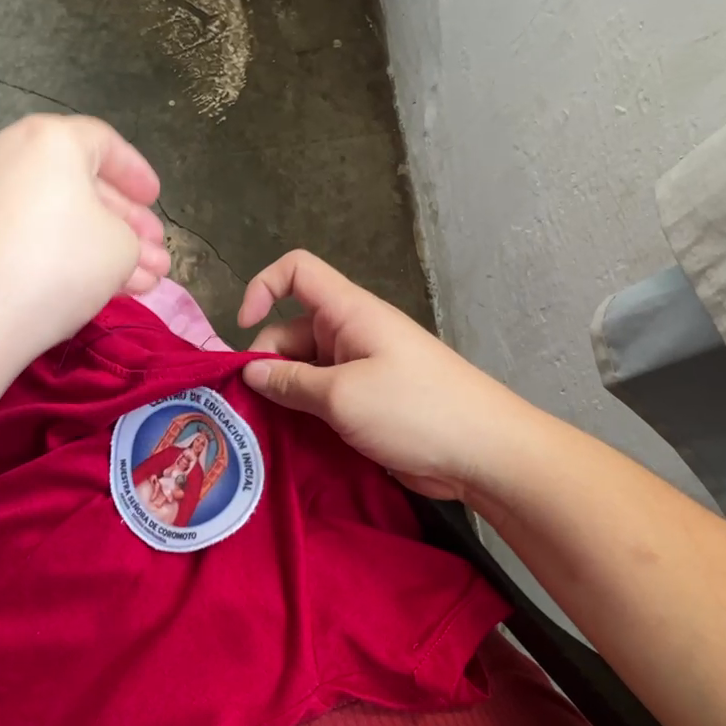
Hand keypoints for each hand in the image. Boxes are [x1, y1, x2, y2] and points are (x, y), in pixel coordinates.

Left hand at [0, 115, 168, 358]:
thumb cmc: (61, 262)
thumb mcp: (121, 247)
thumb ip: (130, 240)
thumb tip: (121, 249)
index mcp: (50, 140)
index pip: (104, 143)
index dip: (137, 173)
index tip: (155, 200)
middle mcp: (14, 158)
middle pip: (83, 185)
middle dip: (127, 224)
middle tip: (156, 252)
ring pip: (64, 218)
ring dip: (108, 248)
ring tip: (145, 283)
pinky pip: (38, 237)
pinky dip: (73, 257)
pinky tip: (107, 289)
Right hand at [238, 250, 527, 499]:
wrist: (483, 453)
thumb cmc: (415, 411)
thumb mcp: (342, 396)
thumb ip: (290, 382)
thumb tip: (250, 373)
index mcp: (349, 312)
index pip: (297, 272)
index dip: (262, 287)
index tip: (242, 329)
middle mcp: (351, 334)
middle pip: (289, 330)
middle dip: (264, 361)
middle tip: (248, 405)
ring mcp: (359, 370)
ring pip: (302, 370)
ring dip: (280, 394)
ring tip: (259, 428)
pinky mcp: (365, 403)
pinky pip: (320, 398)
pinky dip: (301, 413)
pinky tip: (283, 440)